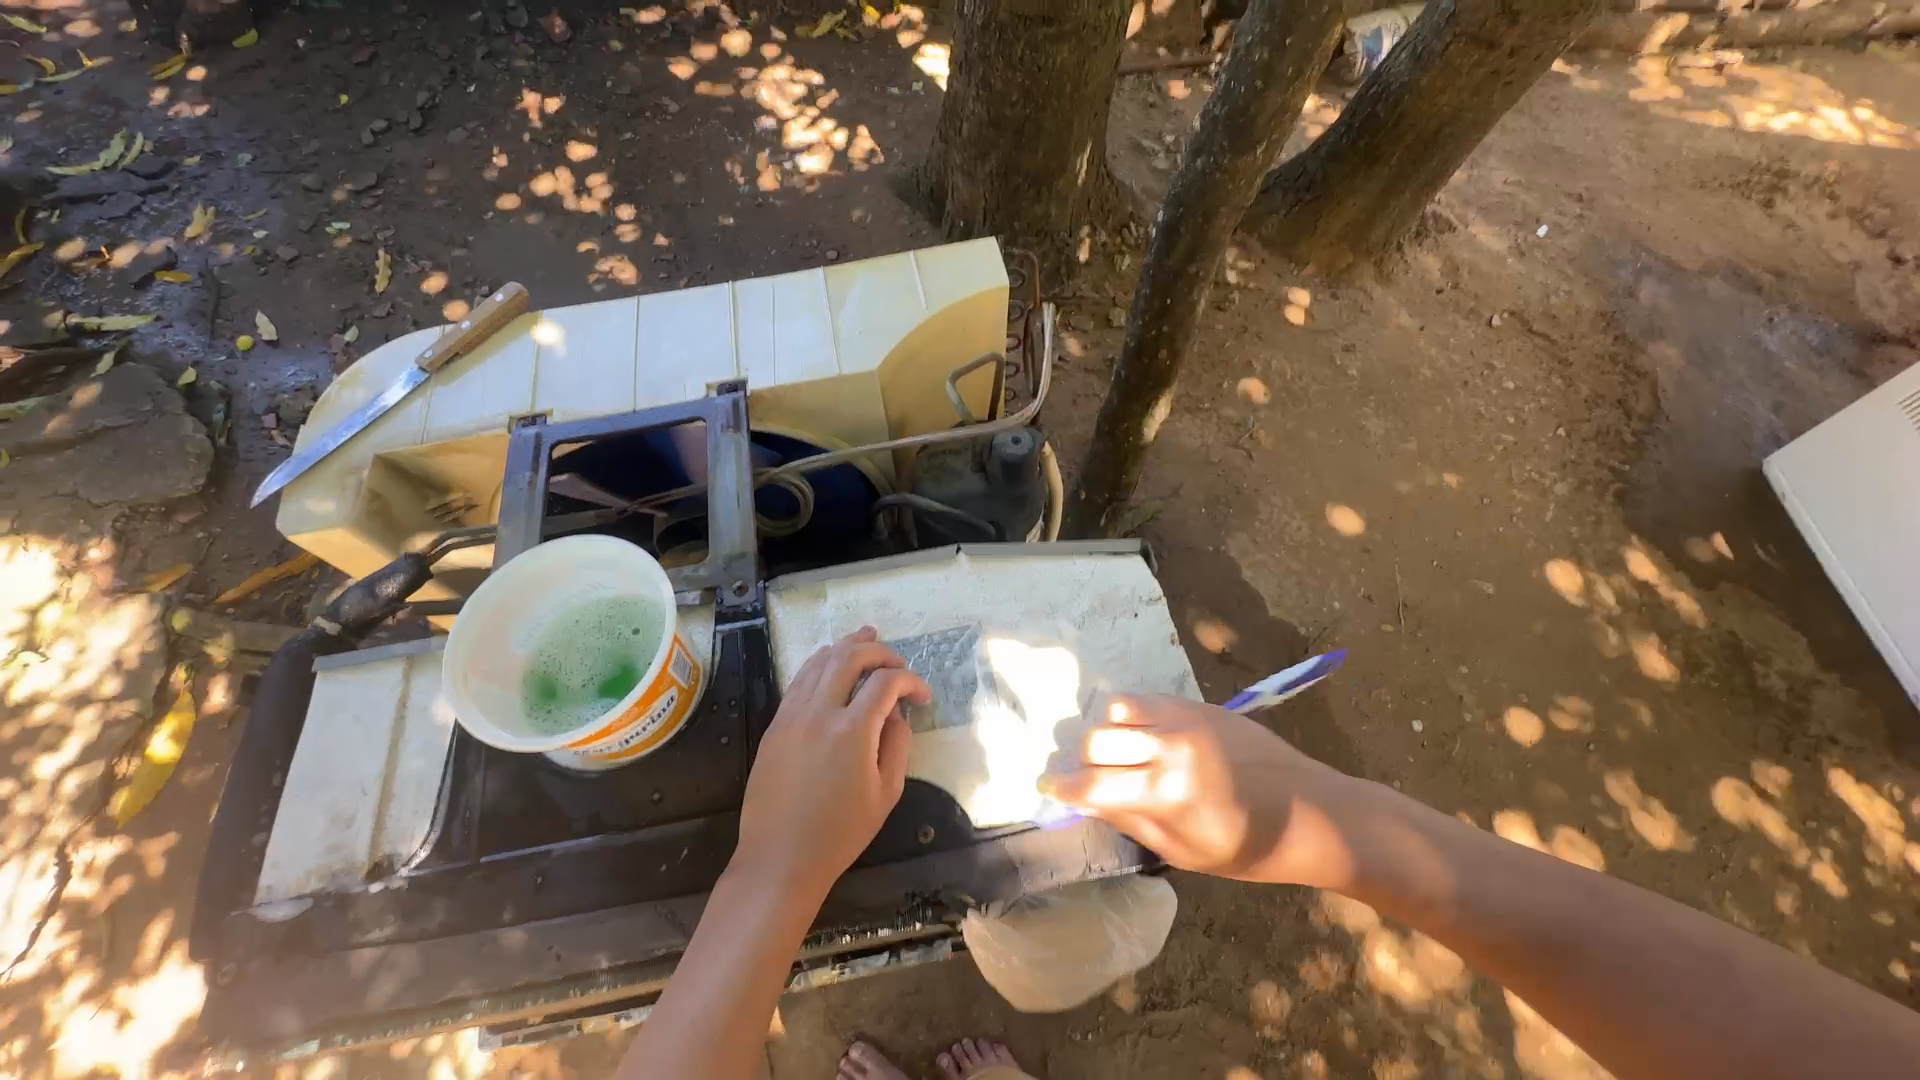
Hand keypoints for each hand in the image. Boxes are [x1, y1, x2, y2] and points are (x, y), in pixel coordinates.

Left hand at [736, 627, 931, 897]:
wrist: (779, 858)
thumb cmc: (839, 833)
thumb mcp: (886, 794)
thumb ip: (897, 745)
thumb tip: (897, 714)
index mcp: (851, 731)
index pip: (886, 682)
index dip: (911, 681)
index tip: (923, 696)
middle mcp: (819, 712)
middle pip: (850, 657)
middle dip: (879, 651)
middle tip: (898, 661)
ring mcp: (792, 715)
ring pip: (820, 661)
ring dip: (847, 646)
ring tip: (867, 636)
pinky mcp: (776, 724)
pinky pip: (799, 680)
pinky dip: (821, 663)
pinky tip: (831, 661)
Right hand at [1039, 694, 1367, 887]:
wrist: (1312, 811)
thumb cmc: (1249, 848)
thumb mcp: (1185, 852)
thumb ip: (1132, 820)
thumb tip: (1088, 799)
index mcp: (1167, 794)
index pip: (1093, 783)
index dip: (1063, 786)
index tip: (1047, 786)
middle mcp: (1170, 747)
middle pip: (1097, 739)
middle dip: (1083, 760)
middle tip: (1091, 775)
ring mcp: (1185, 719)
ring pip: (1116, 708)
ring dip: (1107, 731)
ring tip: (1119, 751)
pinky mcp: (1198, 704)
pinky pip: (1146, 698)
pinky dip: (1132, 714)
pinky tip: (1142, 734)